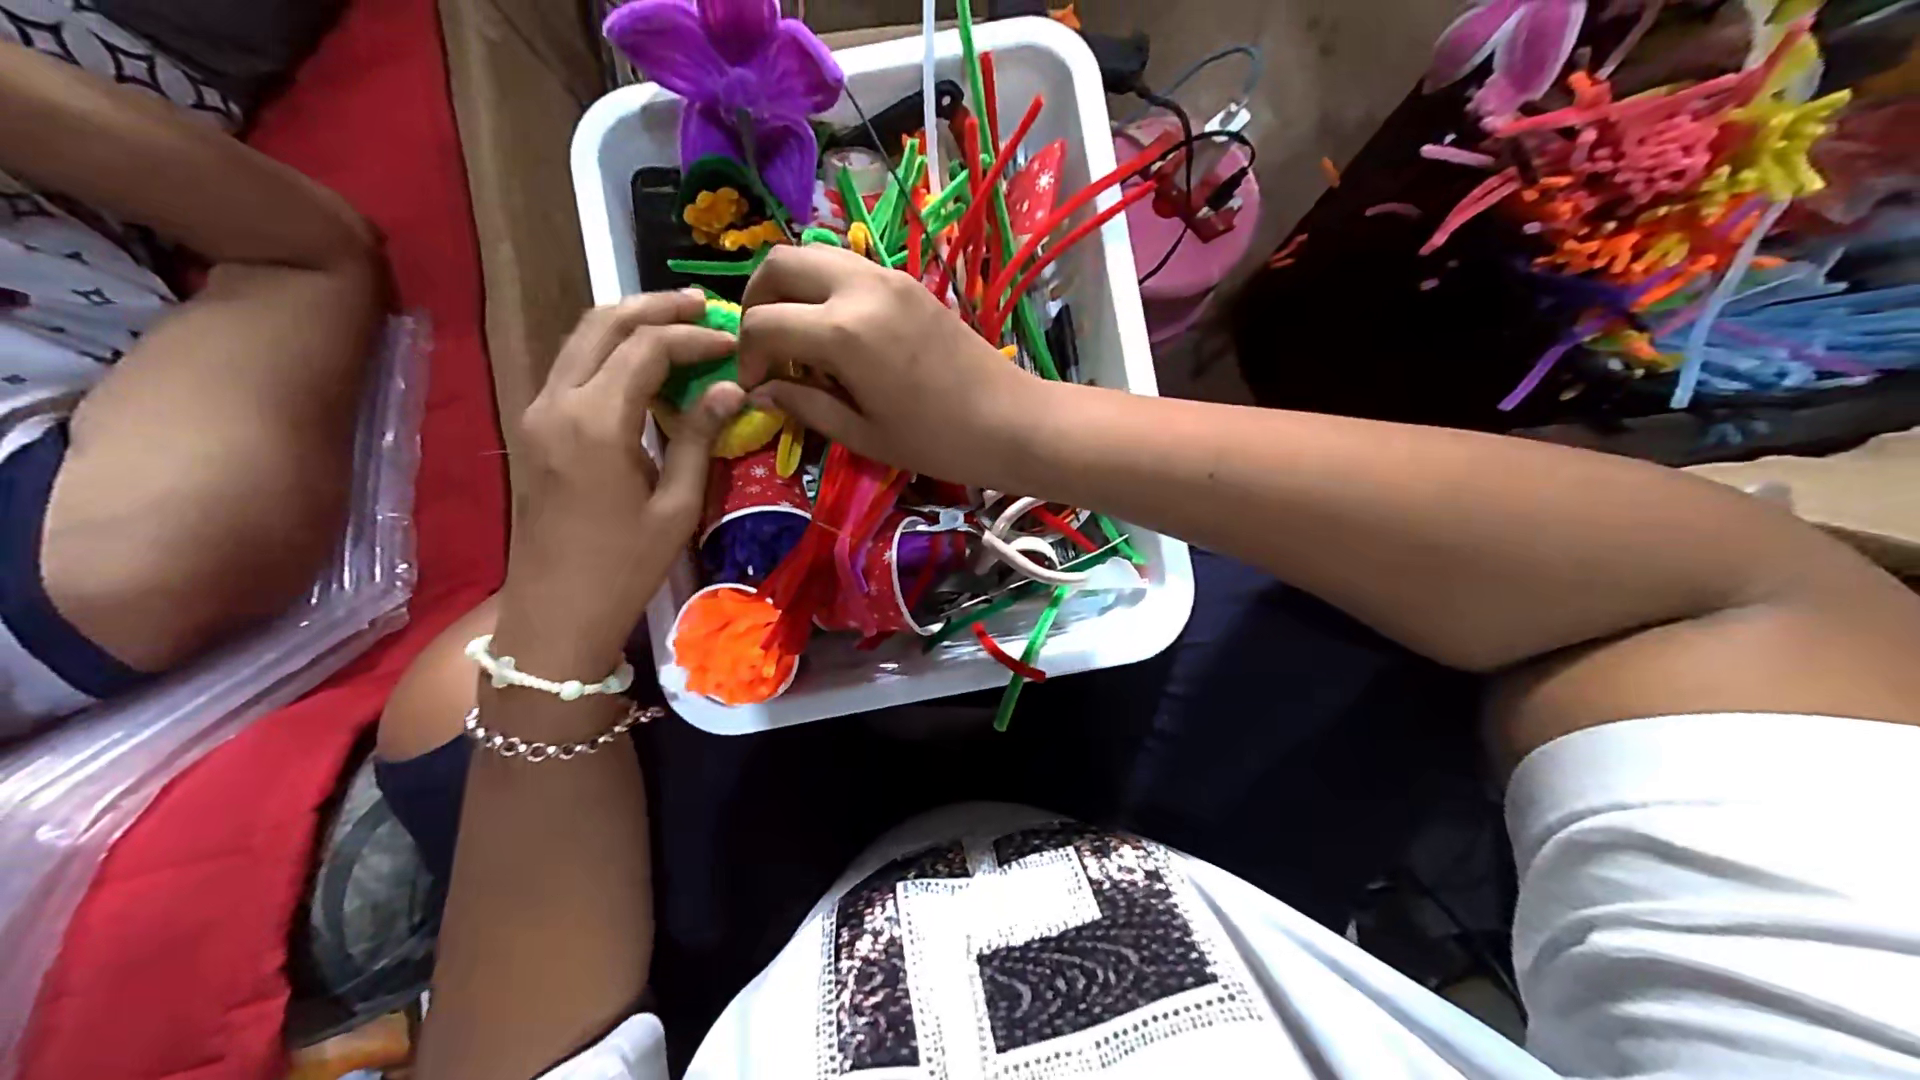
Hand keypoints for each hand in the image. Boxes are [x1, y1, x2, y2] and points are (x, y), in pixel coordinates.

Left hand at [503, 290, 743, 652]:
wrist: (556, 611)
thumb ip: (698, 436)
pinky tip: (643, 364)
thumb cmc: (625, 566)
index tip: (733, 341)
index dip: (694, 336)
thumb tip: (730, 388)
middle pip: (602, 323)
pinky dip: (609, 351)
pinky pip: (572, 367)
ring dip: (628, 323)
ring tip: (677, 323)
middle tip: (702, 306)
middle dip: (654, 308)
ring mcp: (537, 412)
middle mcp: (556, 402)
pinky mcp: (535, 428)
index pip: (646, 348)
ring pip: (580, 339)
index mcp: (595, 421)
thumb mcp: (676, 504)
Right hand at [736, 244, 1048, 487]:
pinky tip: (834, 330)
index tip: (756, 385)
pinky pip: (848, 265)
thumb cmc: (938, 441)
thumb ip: (806, 405)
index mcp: (843, 332)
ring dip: (789, 288)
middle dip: (756, 302)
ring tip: (796, 337)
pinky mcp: (908, 280)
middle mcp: (860, 288)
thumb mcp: (863, 434)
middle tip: (764, 348)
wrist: (1011, 420)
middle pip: (778, 264)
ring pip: (813, 253)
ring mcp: (888, 276)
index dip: (746, 355)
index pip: (763, 323)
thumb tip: (762, 391)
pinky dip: (823, 286)